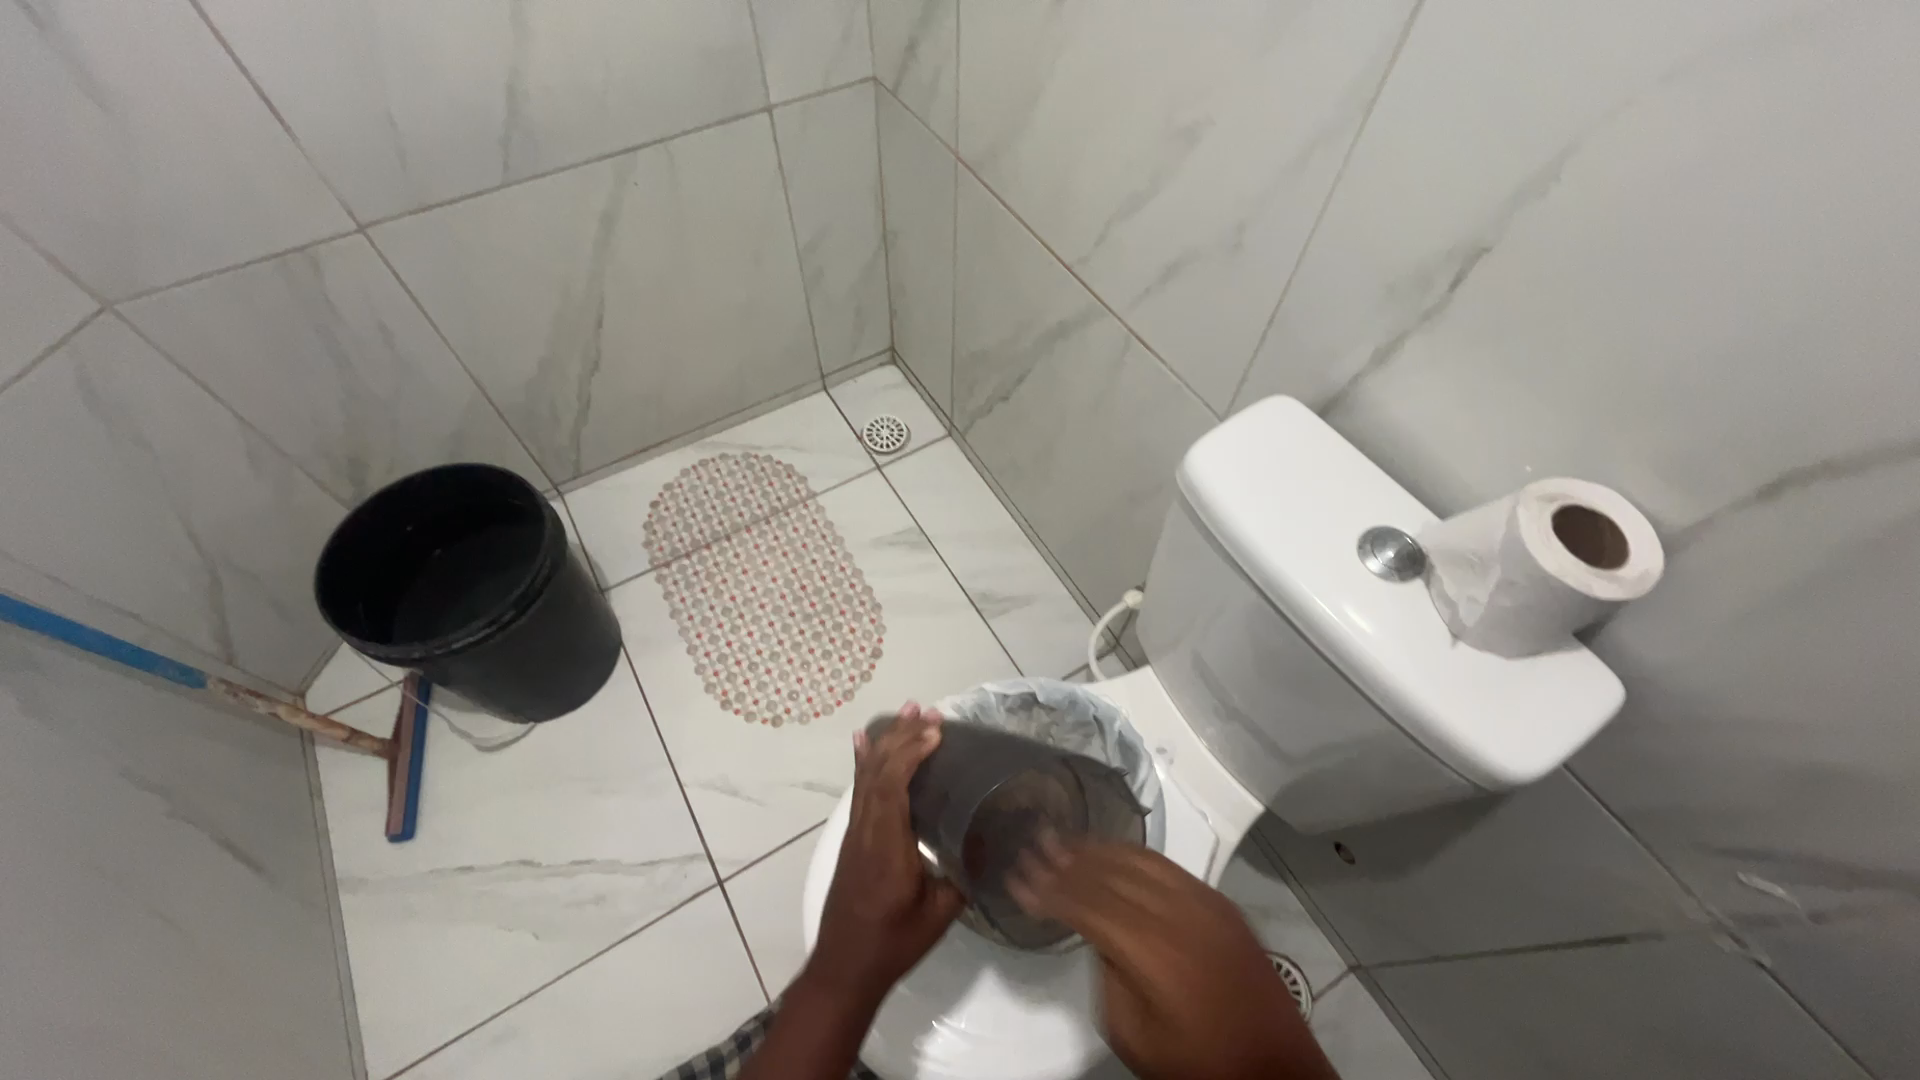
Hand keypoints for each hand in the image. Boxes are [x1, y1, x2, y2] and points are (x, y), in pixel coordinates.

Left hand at [800, 702, 965, 1007]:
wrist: (844, 966)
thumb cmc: (893, 942)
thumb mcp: (939, 914)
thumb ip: (961, 877)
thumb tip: (988, 845)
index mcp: (887, 846)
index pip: (893, 787)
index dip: (912, 754)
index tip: (937, 732)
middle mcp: (867, 830)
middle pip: (879, 771)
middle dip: (903, 736)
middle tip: (928, 710)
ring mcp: (856, 832)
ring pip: (867, 776)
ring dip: (887, 741)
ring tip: (906, 711)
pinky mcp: (853, 838)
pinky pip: (859, 789)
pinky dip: (863, 761)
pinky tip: (863, 740)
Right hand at [1010, 839, 1337, 1079]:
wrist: (1275, 1069)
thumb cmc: (1198, 1063)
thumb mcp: (1134, 1035)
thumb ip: (1107, 974)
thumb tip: (1095, 934)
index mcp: (1152, 950)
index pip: (1087, 903)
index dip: (1048, 888)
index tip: (1017, 878)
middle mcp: (1177, 913)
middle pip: (1109, 873)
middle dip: (1065, 859)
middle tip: (1030, 845)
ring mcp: (1203, 901)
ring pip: (1137, 859)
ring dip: (1095, 848)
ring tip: (1061, 839)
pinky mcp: (1218, 901)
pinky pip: (1165, 864)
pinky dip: (1130, 853)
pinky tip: (1109, 851)